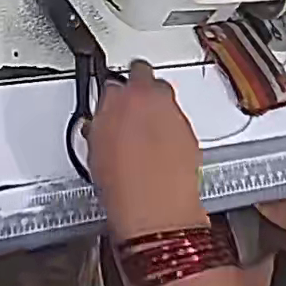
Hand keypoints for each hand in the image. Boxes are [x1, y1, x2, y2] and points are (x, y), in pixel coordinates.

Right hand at [87, 60, 207, 238]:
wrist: (155, 211)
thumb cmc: (122, 185)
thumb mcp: (96, 147)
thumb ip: (102, 121)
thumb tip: (104, 120)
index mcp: (118, 97)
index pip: (112, 81)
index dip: (112, 93)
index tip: (112, 102)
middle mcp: (149, 98)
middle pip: (144, 74)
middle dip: (138, 85)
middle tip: (131, 106)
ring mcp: (172, 113)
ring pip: (164, 96)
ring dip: (156, 106)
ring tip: (145, 131)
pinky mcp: (190, 131)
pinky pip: (177, 120)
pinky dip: (170, 127)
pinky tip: (160, 148)